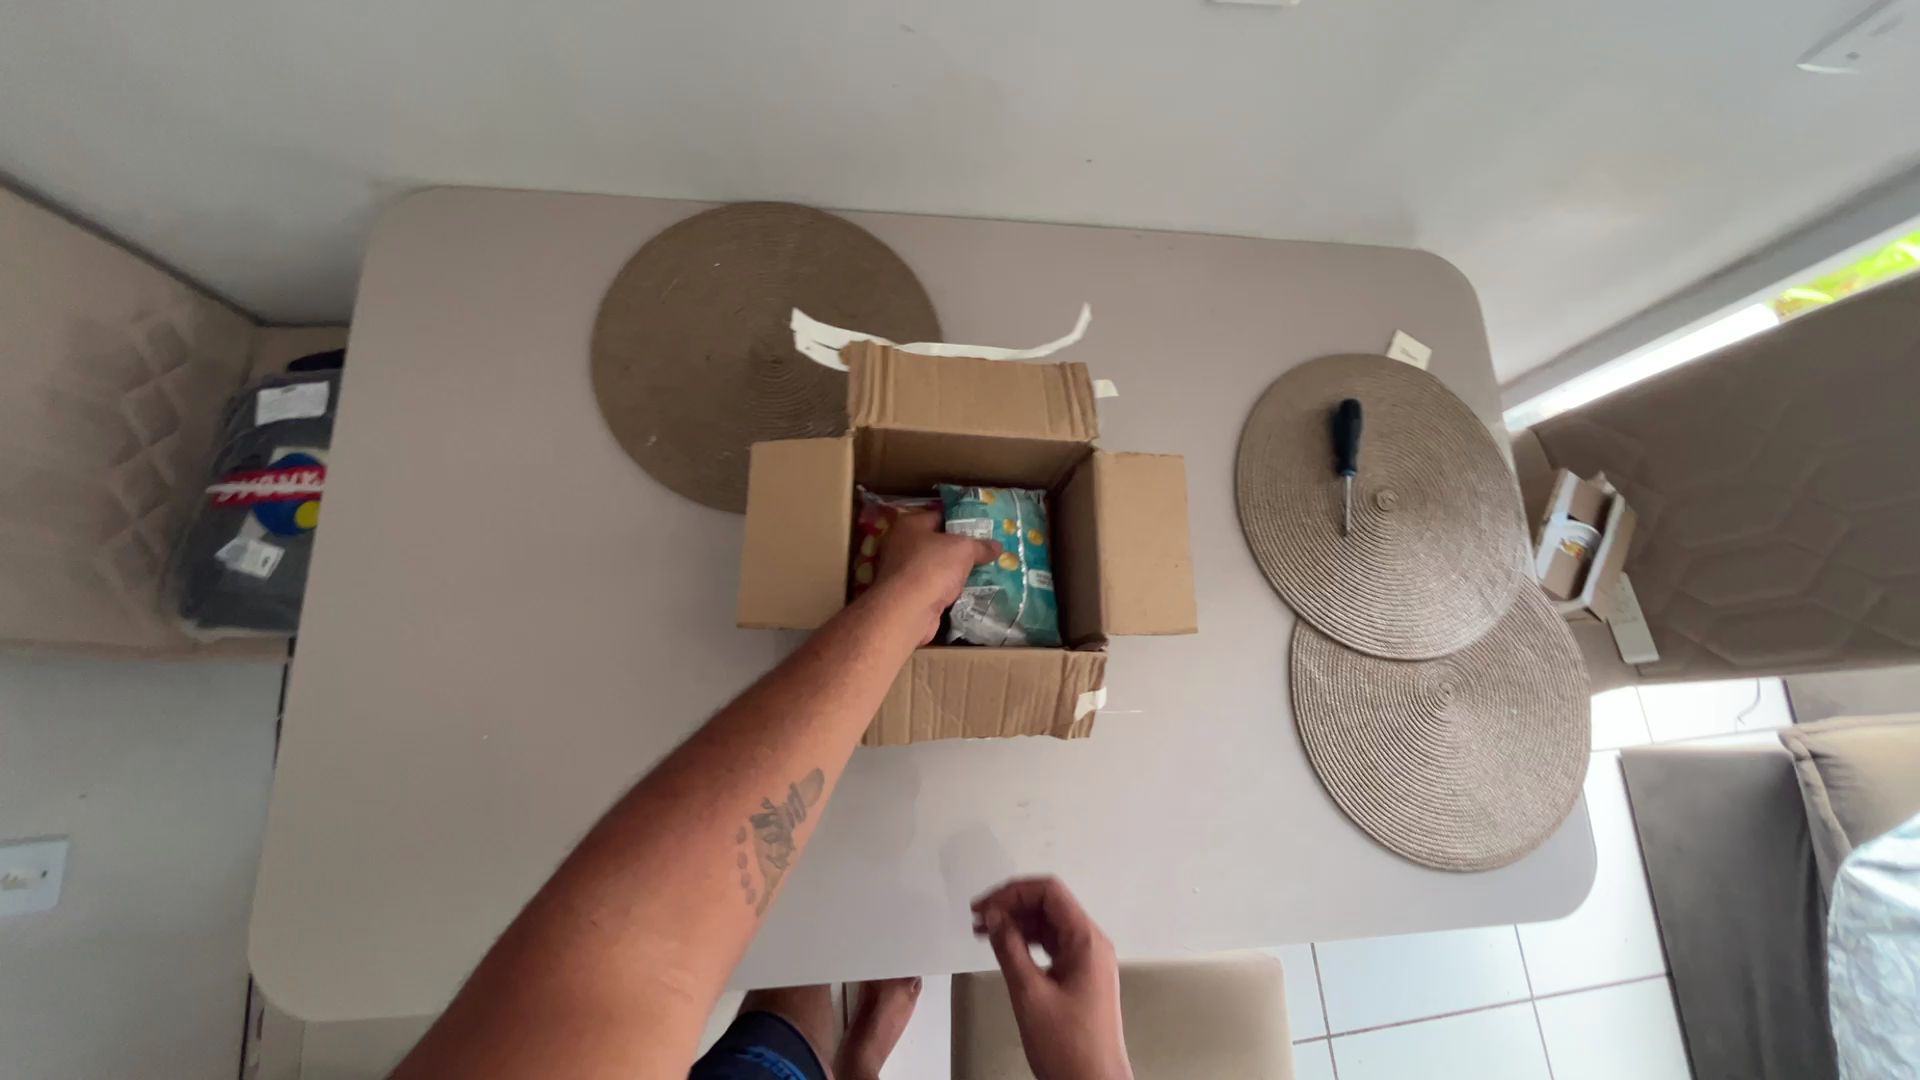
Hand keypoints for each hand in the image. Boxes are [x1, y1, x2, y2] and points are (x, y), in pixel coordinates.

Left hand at [872, 511, 998, 644]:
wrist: (909, 610)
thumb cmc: (933, 567)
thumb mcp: (964, 549)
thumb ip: (981, 546)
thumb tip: (997, 546)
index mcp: (909, 524)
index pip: (940, 517)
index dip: (962, 522)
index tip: (982, 530)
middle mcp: (900, 545)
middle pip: (937, 543)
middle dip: (960, 550)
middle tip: (985, 552)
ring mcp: (901, 571)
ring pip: (935, 567)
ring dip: (955, 572)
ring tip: (982, 572)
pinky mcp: (906, 595)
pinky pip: (933, 587)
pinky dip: (947, 590)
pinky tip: (967, 592)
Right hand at [972, 877, 1131, 1079]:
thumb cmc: (1071, 1050)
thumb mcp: (1030, 994)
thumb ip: (1009, 948)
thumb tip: (995, 916)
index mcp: (1087, 941)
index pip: (1050, 892)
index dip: (1014, 892)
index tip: (988, 905)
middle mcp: (1091, 944)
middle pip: (1049, 904)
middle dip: (1012, 905)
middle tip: (981, 915)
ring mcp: (1087, 960)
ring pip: (1048, 923)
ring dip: (1017, 922)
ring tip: (986, 929)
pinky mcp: (1080, 976)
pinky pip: (1051, 944)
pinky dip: (1026, 940)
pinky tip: (1006, 946)